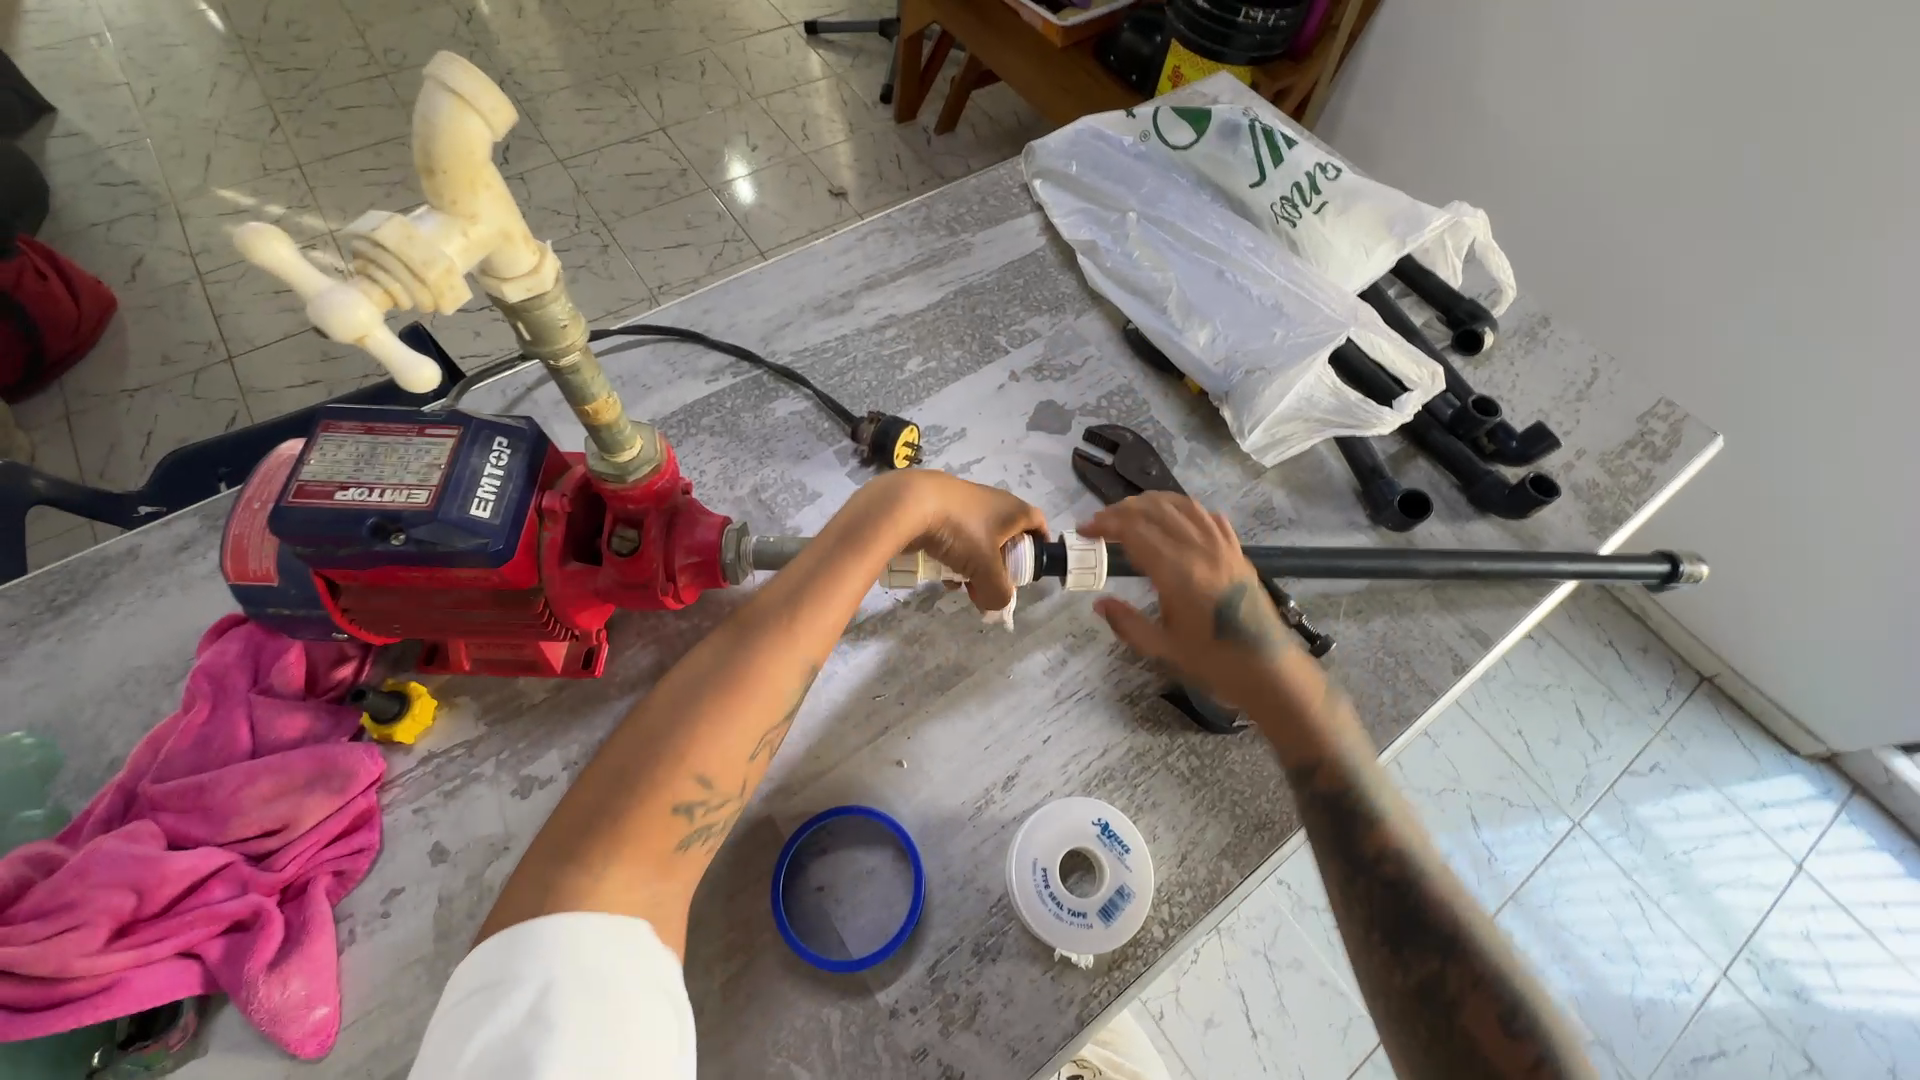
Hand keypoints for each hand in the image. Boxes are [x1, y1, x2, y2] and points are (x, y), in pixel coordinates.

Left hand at [864, 471, 1046, 611]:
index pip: (1038, 523)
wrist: (908, 503)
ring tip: (961, 585)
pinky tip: (939, 574)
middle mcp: (991, 501)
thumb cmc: (960, 531)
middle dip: (1000, 566)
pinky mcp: (937, 508)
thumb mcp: (986, 569)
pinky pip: (953, 537)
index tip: (1032, 567)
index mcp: (1012, 509)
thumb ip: (998, 592)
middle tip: (991, 585)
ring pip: (977, 540)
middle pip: (1006, 537)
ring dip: (973, 565)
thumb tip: (996, 605)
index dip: (1041, 545)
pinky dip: (951, 556)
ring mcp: (963, 503)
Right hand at [1080, 492, 1294, 708]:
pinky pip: (1208, 517)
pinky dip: (1185, 509)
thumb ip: (1127, 623)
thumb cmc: (1215, 663)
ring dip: (1151, 503)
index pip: (1134, 530)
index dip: (1105, 524)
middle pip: (1155, 510)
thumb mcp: (1163, 648)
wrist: (1270, 671)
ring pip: (1183, 506)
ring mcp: (1223, 547)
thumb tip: (1099, 603)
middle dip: (1122, 509)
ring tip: (1130, 512)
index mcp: (1178, 573)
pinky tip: (1174, 518)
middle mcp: (1201, 550)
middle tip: (1100, 522)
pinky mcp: (1237, 552)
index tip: (1086, 529)